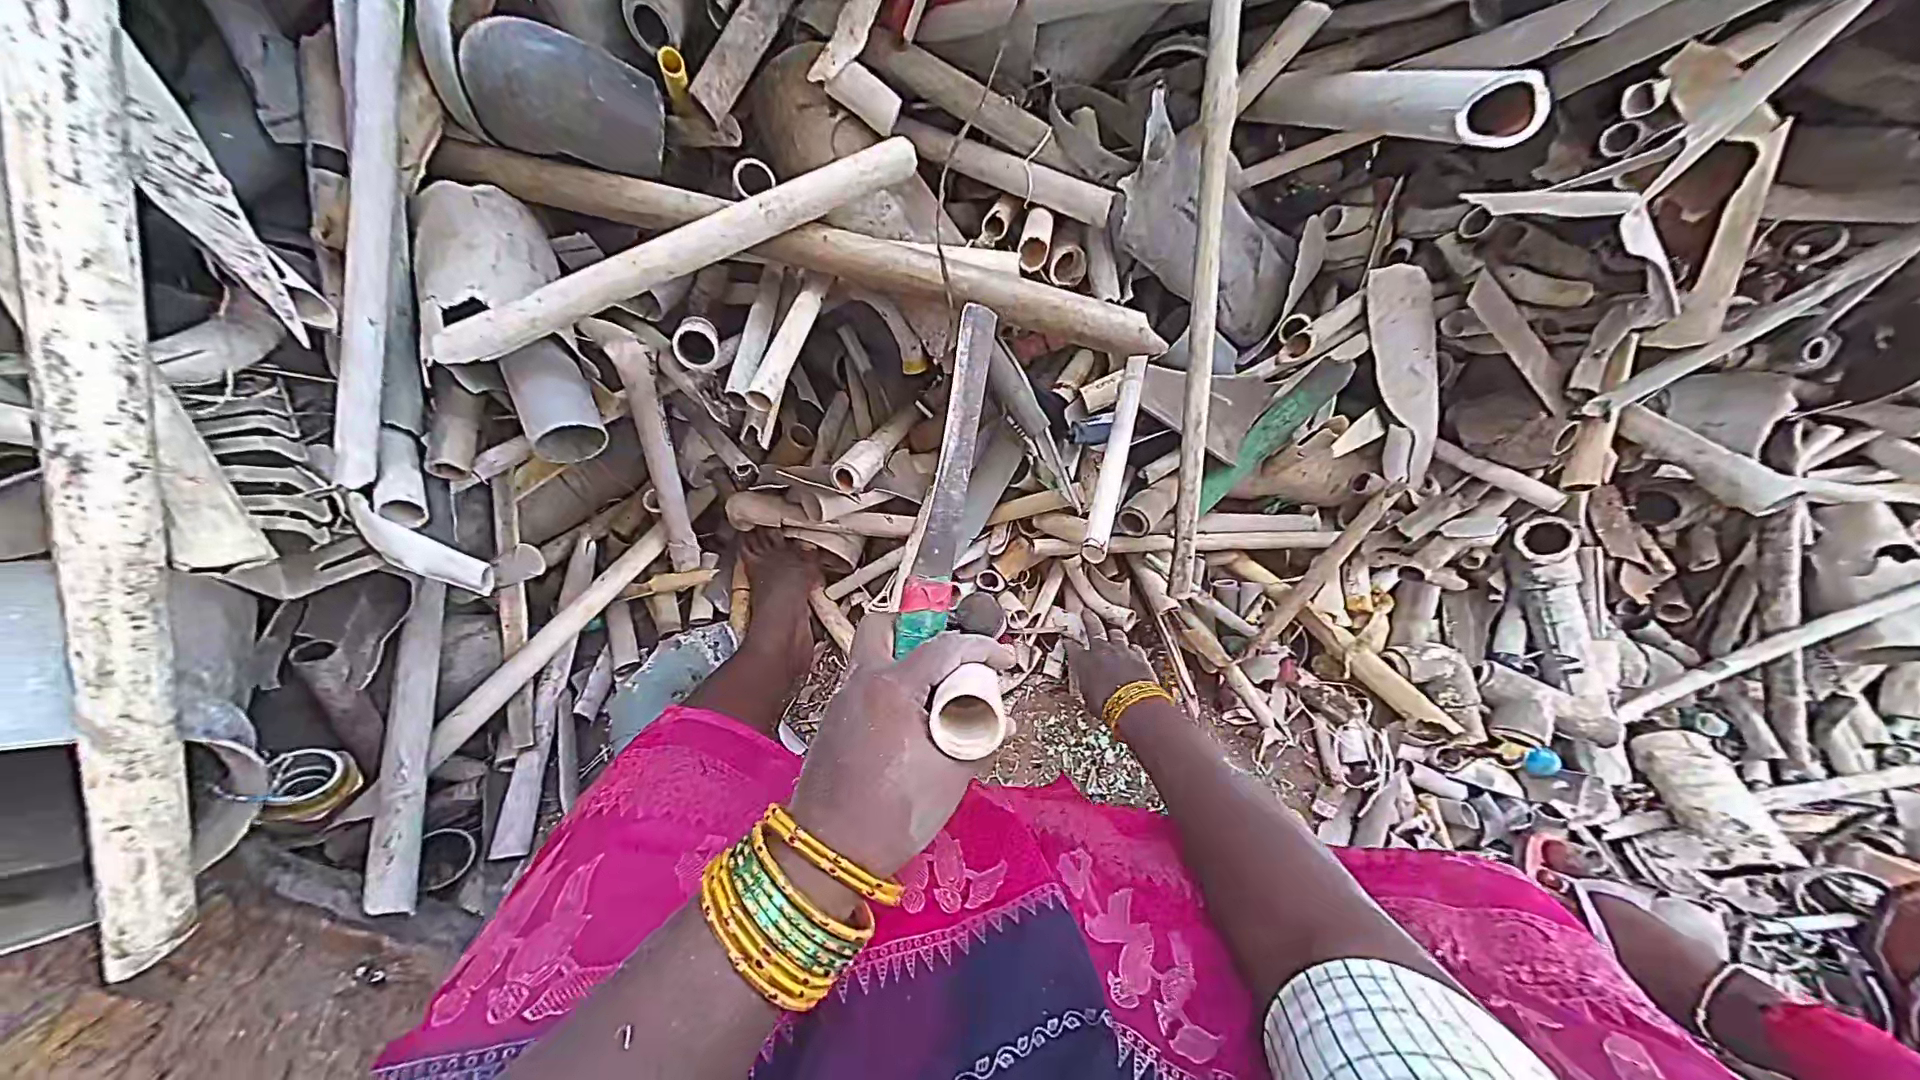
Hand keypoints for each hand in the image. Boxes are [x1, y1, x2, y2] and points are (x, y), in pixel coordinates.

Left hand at [787, 613, 1014, 883]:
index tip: (1004, 661)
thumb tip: (1005, 722)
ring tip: (938, 686)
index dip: (981, 647)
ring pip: (871, 652)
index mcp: (892, 688)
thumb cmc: (893, 814)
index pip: (944, 646)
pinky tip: (914, 715)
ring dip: (904, 655)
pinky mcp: (835, 720)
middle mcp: (862, 682)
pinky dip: (892, 682)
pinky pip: (866, 680)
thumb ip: (980, 740)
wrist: (828, 853)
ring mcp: (843, 699)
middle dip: (919, 626)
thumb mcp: (950, 777)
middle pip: (883, 625)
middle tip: (951, 653)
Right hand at [1066, 612, 1157, 722]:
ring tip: (1112, 632)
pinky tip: (1132, 651)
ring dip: (1113, 633)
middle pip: (1094, 628)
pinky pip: (1134, 647)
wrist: (1133, 705)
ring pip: (1116, 633)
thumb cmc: (1107, 705)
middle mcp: (1101, 651)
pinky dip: (1131, 649)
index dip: (1069, 641)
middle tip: (1086, 612)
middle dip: (1089, 619)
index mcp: (1084, 662)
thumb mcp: (1088, 698)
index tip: (1067, 638)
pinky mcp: (1138, 655)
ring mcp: (1121, 650)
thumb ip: (1087, 686)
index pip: (1072, 646)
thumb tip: (1088, 688)